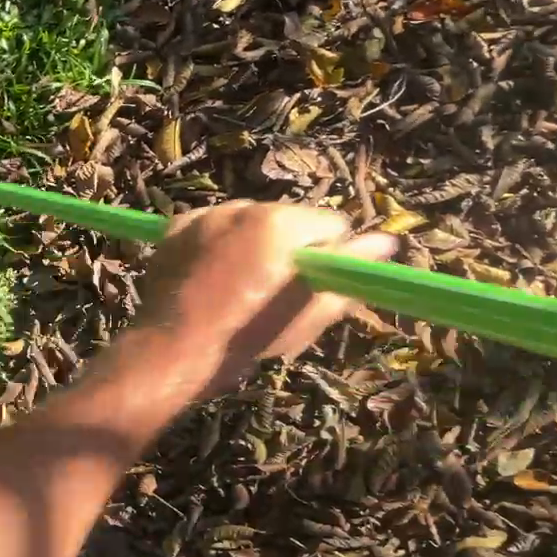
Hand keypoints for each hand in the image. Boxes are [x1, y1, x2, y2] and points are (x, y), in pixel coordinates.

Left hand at [133, 201, 397, 393]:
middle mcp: (238, 209)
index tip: (311, 282)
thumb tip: (385, 241)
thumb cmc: (248, 333)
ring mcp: (200, 218)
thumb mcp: (310, 309)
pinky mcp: (171, 232)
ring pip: (245, 221)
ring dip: (250, 241)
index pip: (331, 224)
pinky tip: (210, 272)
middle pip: (285, 218)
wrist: (175, 347)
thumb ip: (349, 271)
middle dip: (287, 245)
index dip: (328, 255)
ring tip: (238, 283)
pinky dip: (214, 242)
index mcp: (279, 222)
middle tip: (271, 286)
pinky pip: (208, 228)